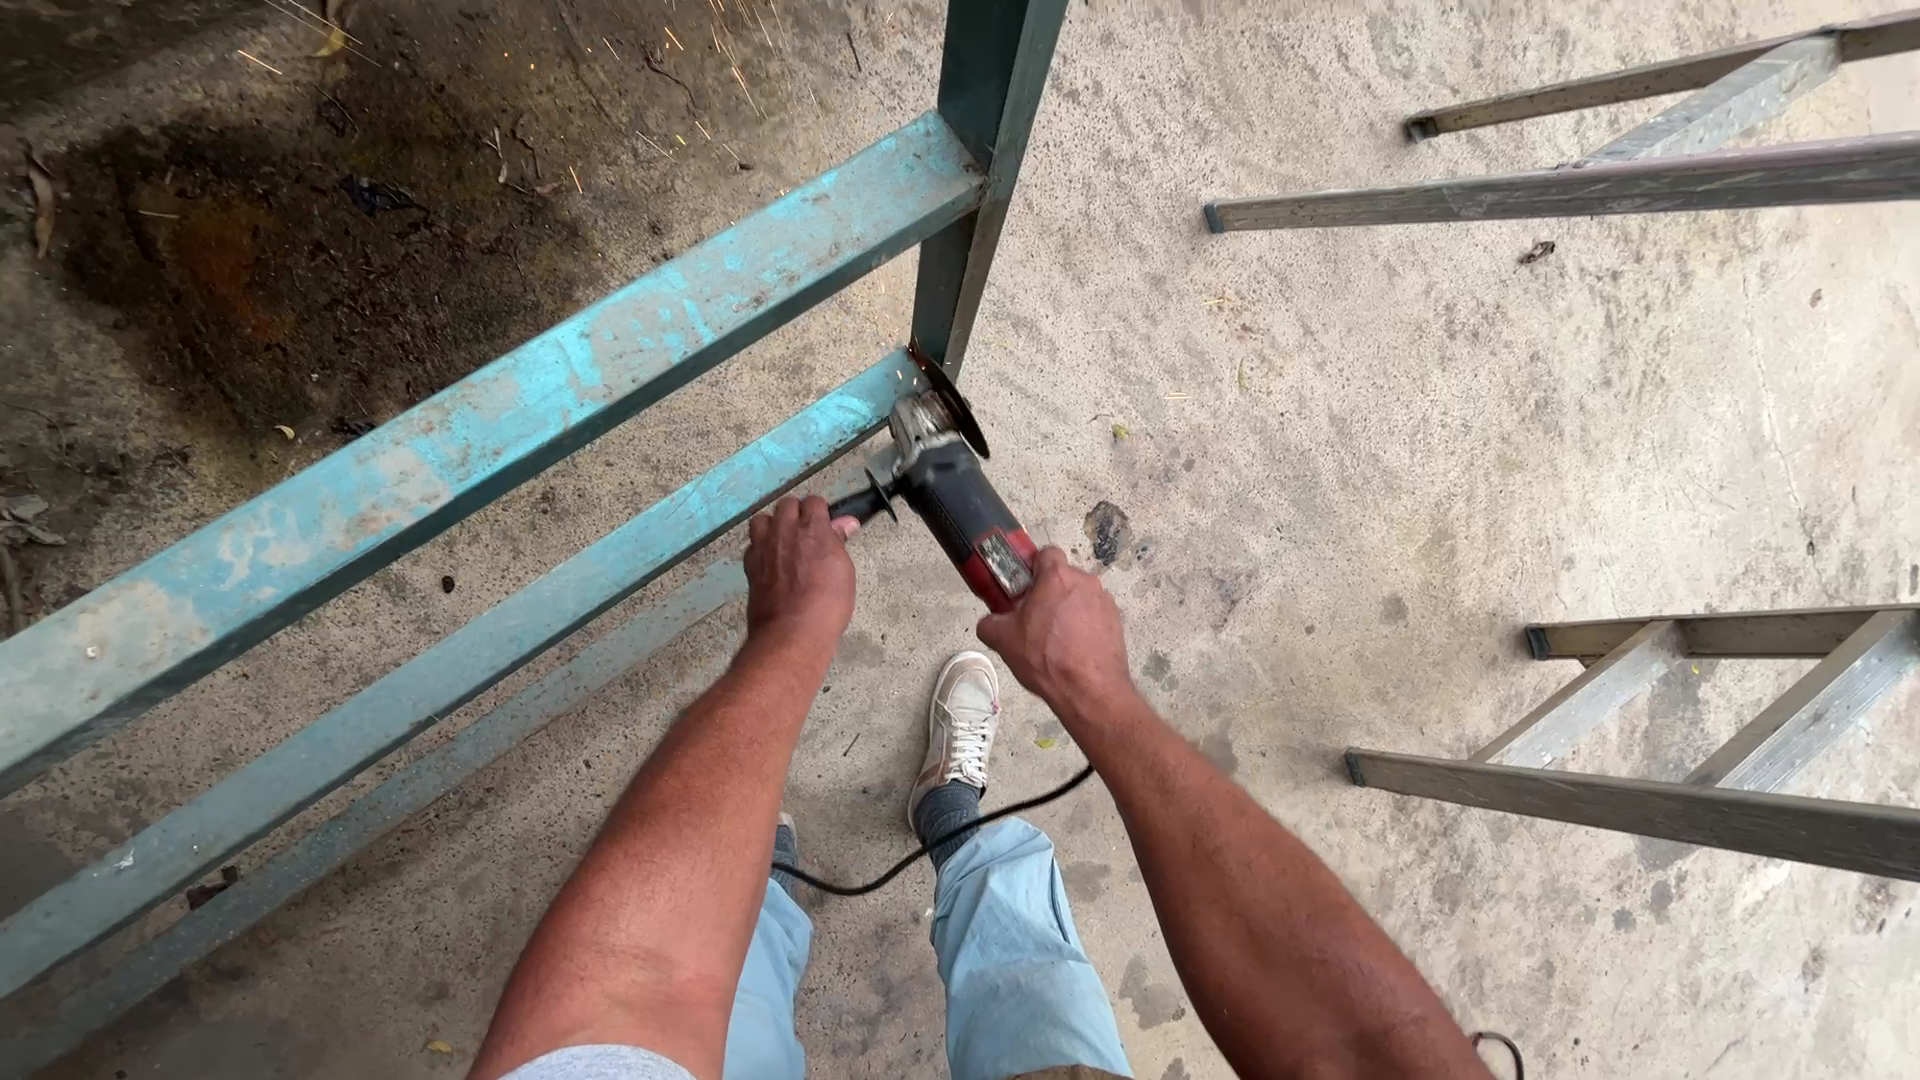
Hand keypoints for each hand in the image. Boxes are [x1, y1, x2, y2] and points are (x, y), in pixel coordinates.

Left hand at [744, 496, 858, 642]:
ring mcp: (764, 547)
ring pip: (762, 519)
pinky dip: (762, 548)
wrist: (792, 631)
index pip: (814, 502)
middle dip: (797, 514)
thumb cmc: (827, 604)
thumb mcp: (844, 571)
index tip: (827, 526)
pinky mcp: (750, 565)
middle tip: (807, 533)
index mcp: (812, 529)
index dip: (821, 513)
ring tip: (785, 543)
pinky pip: (753, 545)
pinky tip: (772, 563)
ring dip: (774, 526)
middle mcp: (784, 532)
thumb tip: (846, 524)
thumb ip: (839, 542)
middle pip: (786, 505)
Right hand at [976, 547, 1134, 715]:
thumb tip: (989, 623)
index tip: (1025, 586)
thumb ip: (990, 623)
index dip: (1033, 567)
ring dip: (1067, 610)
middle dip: (1049, 593)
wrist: (1089, 690)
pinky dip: (1084, 625)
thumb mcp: (1003, 641)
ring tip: (1055, 639)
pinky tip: (1074, 648)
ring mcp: (1104, 601)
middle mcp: (1084, 582)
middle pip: (1062, 577)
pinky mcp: (1116, 621)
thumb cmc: (1047, 659)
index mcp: (1056, 578)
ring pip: (1079, 596)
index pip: (1045, 553)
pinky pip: (1094, 614)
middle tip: (1035, 618)